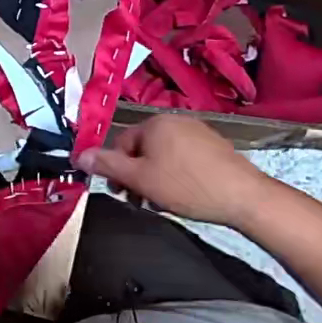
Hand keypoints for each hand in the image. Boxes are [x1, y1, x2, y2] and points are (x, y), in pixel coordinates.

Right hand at [74, 114, 271, 226]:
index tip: (123, 194)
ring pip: (162, 155)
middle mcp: (175, 120)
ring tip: (163, 202)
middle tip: (142, 201)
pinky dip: (176, 175)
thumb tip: (78, 154)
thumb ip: (107, 165)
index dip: (117, 170)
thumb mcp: (139, 179)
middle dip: (137, 175)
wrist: (243, 196)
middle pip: (142, 149)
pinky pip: (183, 158)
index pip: (121, 144)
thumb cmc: (185, 185)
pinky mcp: (215, 146)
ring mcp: (198, 131)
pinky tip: (183, 195)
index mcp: (154, 123)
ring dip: (155, 178)